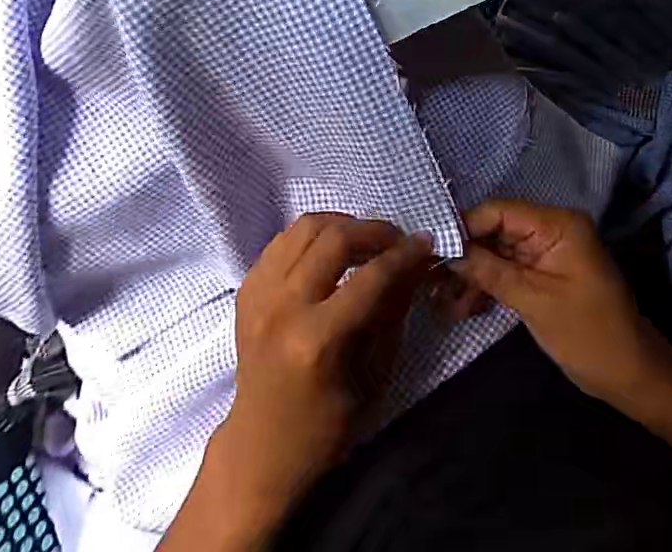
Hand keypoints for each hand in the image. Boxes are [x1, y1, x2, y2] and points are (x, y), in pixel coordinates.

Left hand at [181, 214, 433, 546]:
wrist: (262, 447)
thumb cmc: (327, 425)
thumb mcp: (374, 376)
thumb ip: (393, 312)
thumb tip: (416, 263)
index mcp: (317, 340)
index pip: (370, 277)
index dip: (404, 255)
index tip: (425, 243)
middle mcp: (282, 307)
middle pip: (334, 238)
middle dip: (374, 231)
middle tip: (397, 239)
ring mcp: (258, 294)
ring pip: (304, 227)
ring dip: (342, 224)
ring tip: (365, 240)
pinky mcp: (246, 289)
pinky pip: (283, 241)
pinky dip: (312, 237)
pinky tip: (330, 252)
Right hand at [448, 199, 671, 404]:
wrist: (632, 377)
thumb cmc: (589, 336)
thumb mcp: (534, 302)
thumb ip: (490, 271)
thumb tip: (447, 251)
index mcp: (557, 225)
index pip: (499, 211)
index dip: (464, 227)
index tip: (433, 250)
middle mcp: (551, 229)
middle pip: (494, 230)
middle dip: (464, 255)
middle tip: (431, 279)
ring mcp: (546, 251)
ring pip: (496, 252)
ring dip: (472, 275)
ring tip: (442, 301)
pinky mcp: (543, 272)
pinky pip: (507, 269)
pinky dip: (487, 286)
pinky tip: (463, 307)